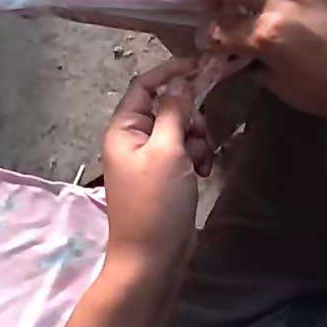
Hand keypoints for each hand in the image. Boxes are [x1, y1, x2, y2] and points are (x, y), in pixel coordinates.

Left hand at [101, 59, 213, 272]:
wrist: (153, 258)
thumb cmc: (156, 203)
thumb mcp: (167, 151)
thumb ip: (174, 111)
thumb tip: (180, 80)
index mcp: (124, 128)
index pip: (145, 85)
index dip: (171, 72)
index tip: (202, 67)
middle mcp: (133, 139)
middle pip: (167, 107)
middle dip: (190, 116)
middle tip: (201, 134)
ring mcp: (150, 158)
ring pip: (181, 129)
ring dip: (197, 140)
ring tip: (201, 163)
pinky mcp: (165, 175)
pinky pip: (185, 152)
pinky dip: (197, 157)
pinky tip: (203, 174)